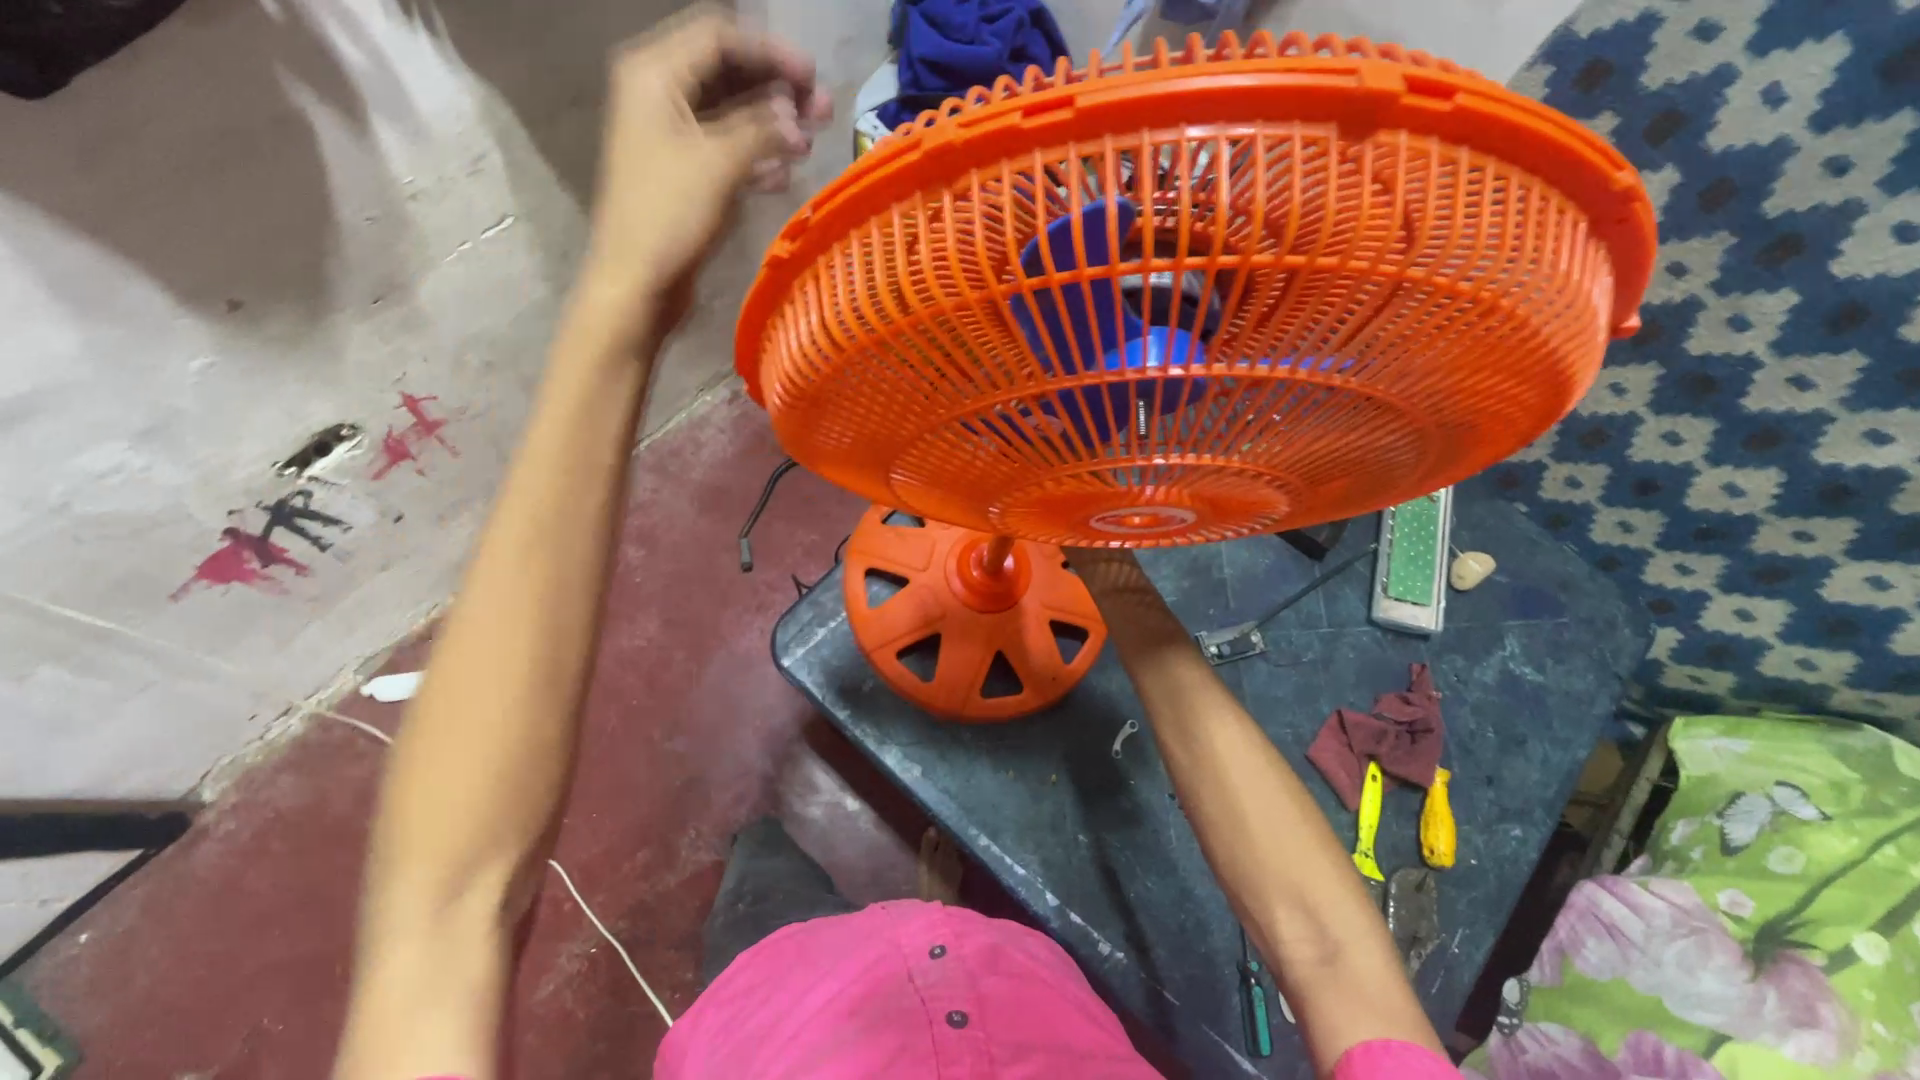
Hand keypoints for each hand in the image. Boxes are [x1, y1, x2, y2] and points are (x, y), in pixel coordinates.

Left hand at [578, 8, 831, 331]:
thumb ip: (763, 128)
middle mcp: (659, 94)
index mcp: (654, 74)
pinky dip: (756, 155)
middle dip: (777, 90)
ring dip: (773, 125)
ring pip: (732, 113)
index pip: (720, 37)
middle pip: (728, 72)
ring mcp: (670, 135)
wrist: (636, 282)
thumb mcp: (721, 162)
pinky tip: (783, 175)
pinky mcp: (683, 172)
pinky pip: (726, 147)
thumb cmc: (669, 216)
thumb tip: (795, 115)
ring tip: (809, 146)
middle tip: (823, 111)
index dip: (770, 52)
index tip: (812, 77)